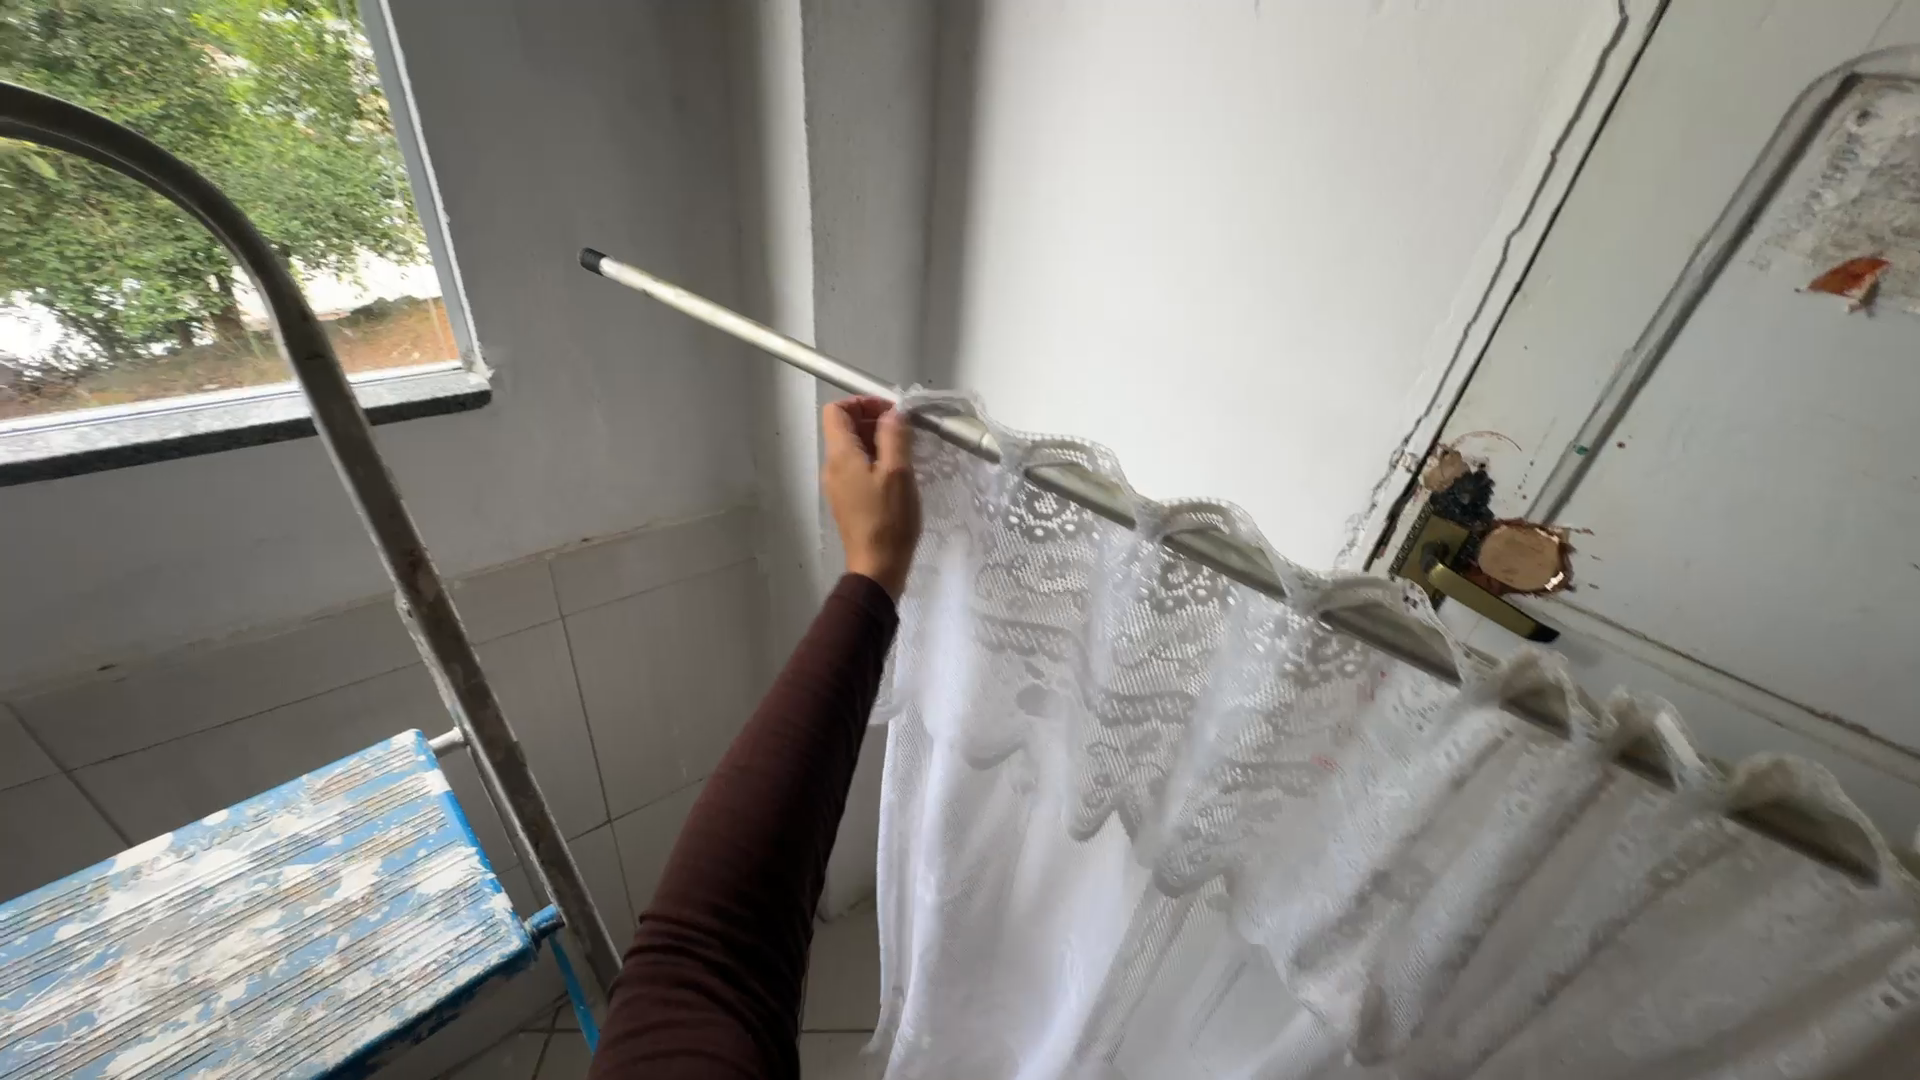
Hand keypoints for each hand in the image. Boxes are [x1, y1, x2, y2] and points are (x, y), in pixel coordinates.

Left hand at [821, 396, 921, 600]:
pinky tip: (898, 476)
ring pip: (854, 450)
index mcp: (841, 455)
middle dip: (875, 421)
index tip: (892, 412)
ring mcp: (838, 486)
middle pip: (845, 429)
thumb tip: (892, 413)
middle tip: (905, 432)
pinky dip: (876, 462)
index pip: (837, 411)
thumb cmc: (889, 520)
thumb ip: (894, 436)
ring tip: (906, 453)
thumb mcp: (898, 472)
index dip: (863, 403)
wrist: (877, 567)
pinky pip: (858, 470)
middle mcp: (833, 467)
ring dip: (878, 443)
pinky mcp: (848, 502)